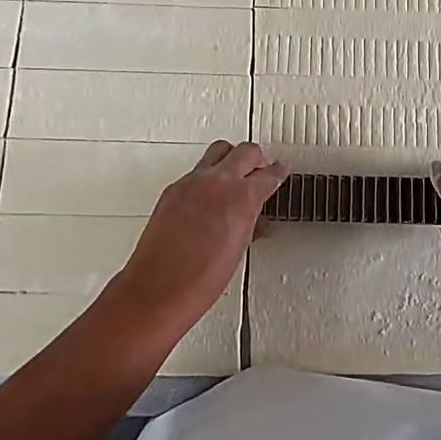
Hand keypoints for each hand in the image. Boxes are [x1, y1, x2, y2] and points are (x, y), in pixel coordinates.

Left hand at [104, 141, 288, 341]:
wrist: (160, 289)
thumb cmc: (199, 278)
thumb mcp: (241, 246)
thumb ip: (250, 219)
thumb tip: (252, 215)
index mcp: (243, 196)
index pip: (269, 173)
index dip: (278, 172)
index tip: (280, 170)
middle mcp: (218, 182)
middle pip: (245, 151)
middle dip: (256, 158)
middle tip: (260, 166)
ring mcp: (192, 183)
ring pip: (218, 152)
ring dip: (230, 158)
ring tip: (235, 171)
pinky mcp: (172, 190)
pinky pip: (195, 171)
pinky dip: (206, 176)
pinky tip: (208, 192)